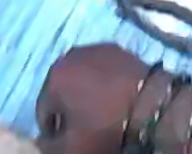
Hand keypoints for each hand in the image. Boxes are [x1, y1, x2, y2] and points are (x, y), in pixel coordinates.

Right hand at [35, 45, 150, 153]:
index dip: (54, 131)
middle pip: (60, 88)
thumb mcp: (73, 149)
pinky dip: (102, 80)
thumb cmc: (107, 128)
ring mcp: (93, 47)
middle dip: (68, 107)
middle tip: (85, 125)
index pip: (43, 111)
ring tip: (101, 110)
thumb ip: (49, 146)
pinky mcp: (114, 47)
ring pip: (80, 75)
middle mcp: (68, 55)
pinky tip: (114, 96)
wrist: (150, 105)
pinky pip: (100, 67)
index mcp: (54, 77)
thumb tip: (40, 139)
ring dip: (84, 91)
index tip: (69, 141)